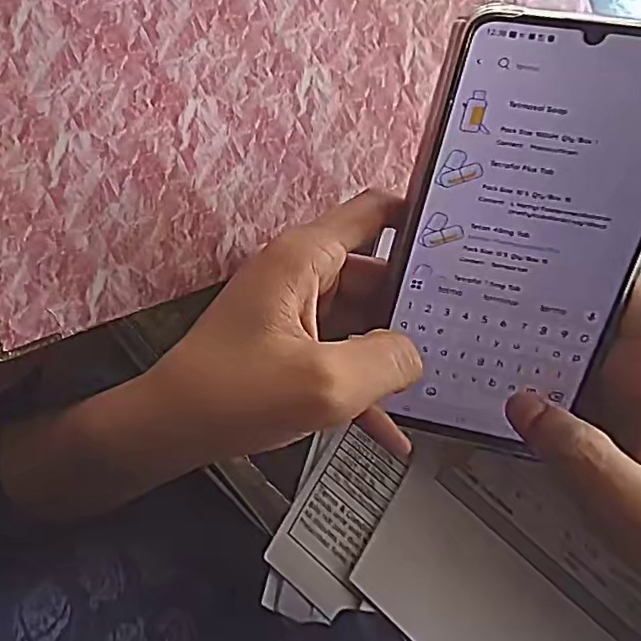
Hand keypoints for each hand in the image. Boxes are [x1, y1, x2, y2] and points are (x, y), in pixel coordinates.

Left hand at [0, 192, 421, 523]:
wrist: (171, 425)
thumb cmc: (233, 393)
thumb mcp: (326, 384)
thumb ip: (386, 360)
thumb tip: (412, 350)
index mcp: (304, 258)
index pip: (371, 212)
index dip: (416, 214)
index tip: (459, 229)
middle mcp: (298, 271)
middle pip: (374, 269)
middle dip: (415, 295)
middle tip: (468, 321)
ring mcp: (291, 305)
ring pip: (359, 312)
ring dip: (390, 344)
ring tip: (442, 372)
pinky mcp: (285, 338)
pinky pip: (336, 347)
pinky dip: (361, 377)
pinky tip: (391, 429)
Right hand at [505, 280, 640, 640]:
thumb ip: (595, 463)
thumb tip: (524, 404)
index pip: (636, 298)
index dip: (595, 257)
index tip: (544, 232)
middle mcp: (640, 376)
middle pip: (586, 308)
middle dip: (540, 283)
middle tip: (483, 264)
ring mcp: (613, 395)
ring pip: (561, 339)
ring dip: (522, 322)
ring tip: (471, 302)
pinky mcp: (591, 417)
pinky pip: (548, 374)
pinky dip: (518, 362)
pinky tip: (484, 360)